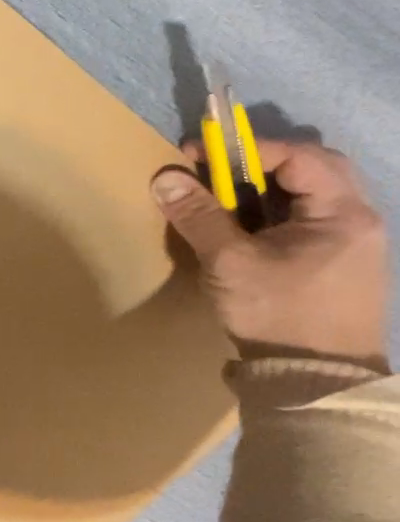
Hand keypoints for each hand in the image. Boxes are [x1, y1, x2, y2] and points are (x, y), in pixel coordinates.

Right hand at [151, 141, 389, 370]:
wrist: (315, 373)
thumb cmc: (278, 311)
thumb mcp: (229, 261)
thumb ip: (199, 216)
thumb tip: (165, 176)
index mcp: (343, 215)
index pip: (301, 157)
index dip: (248, 149)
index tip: (199, 154)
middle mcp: (357, 220)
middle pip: (314, 168)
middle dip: (260, 161)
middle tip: (214, 169)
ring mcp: (350, 241)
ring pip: (310, 192)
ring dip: (264, 185)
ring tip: (221, 197)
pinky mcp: (336, 260)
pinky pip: (305, 217)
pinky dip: (271, 208)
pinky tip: (241, 225)